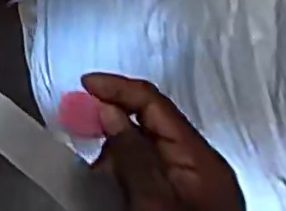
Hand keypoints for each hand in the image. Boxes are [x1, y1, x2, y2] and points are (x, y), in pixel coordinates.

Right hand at [82, 74, 242, 210]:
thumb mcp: (152, 200)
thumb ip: (131, 151)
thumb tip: (108, 110)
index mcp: (201, 160)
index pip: (153, 101)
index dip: (116, 88)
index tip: (84, 86)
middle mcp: (200, 169)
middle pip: (147, 124)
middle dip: (111, 128)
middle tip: (83, 136)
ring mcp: (193, 190)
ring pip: (142, 150)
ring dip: (114, 157)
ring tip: (101, 182)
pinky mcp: (180, 206)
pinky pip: (145, 174)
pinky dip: (122, 175)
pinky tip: (112, 192)